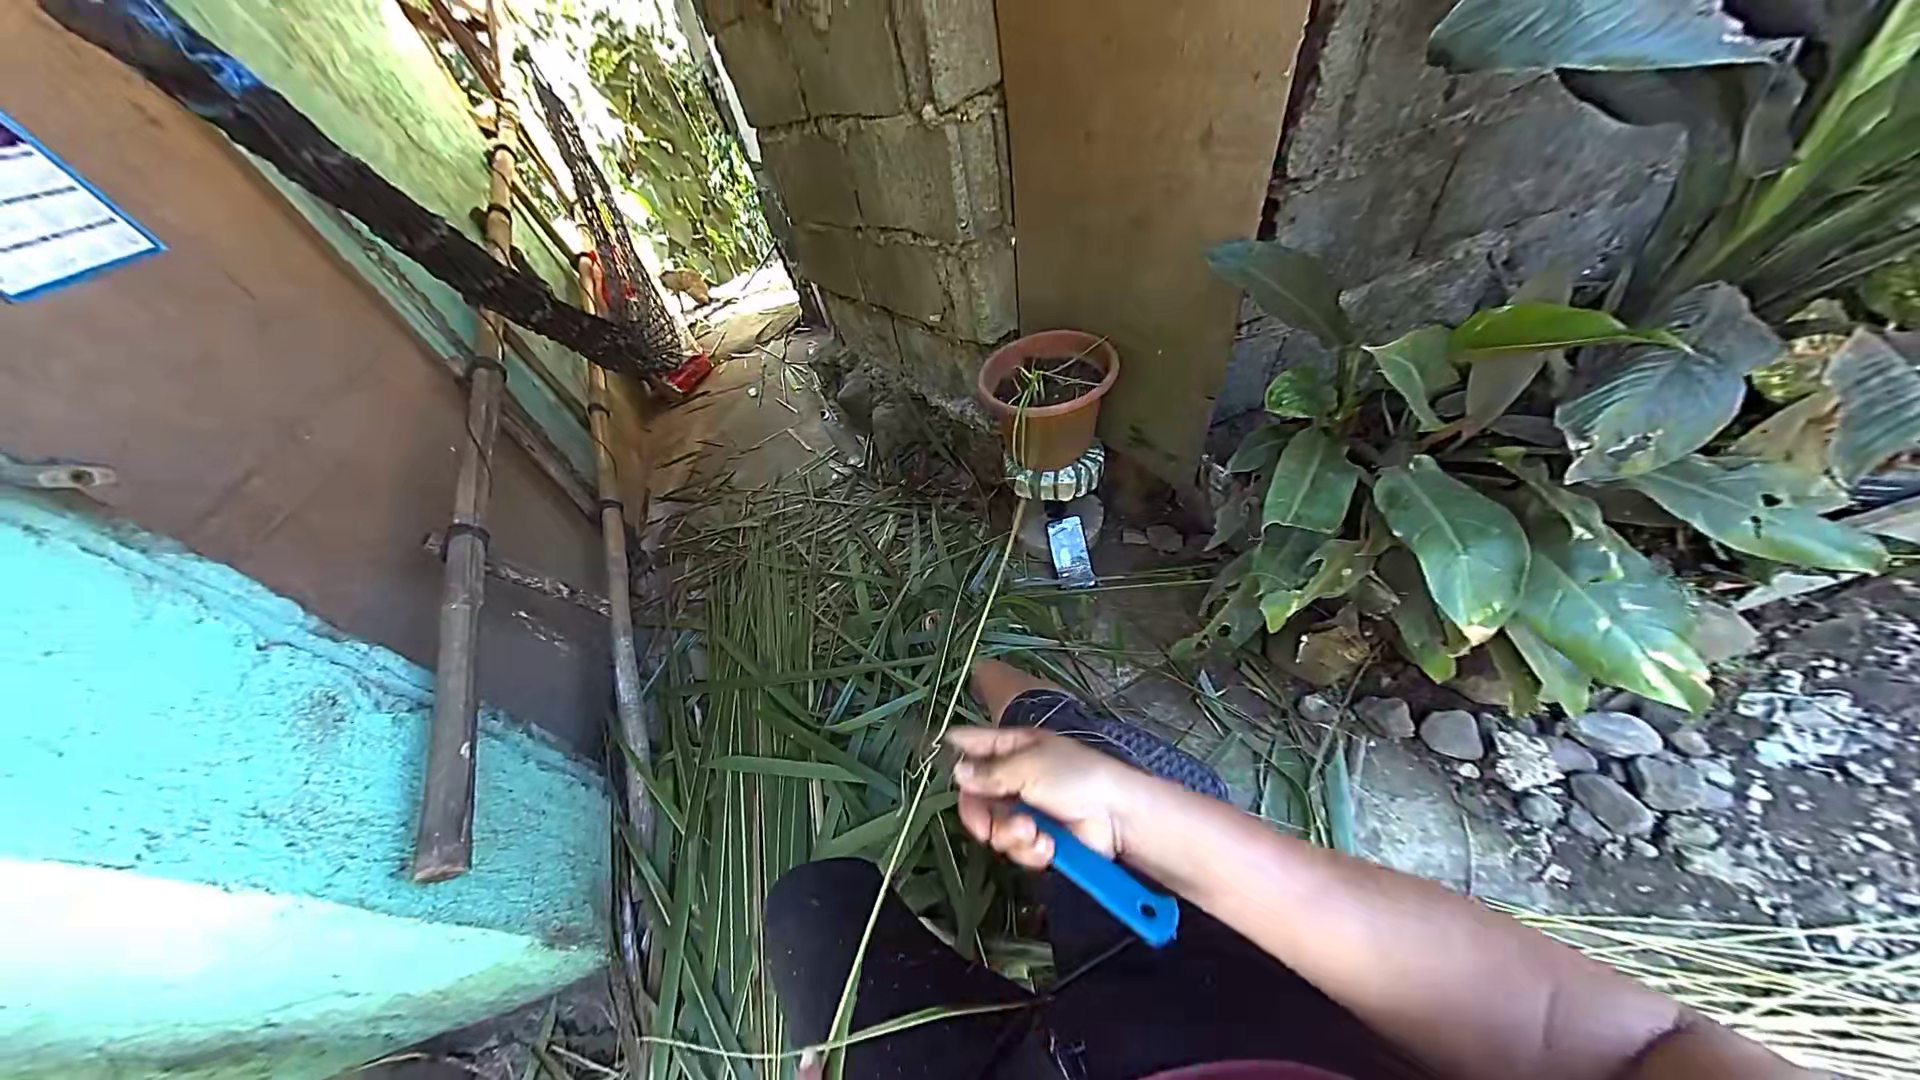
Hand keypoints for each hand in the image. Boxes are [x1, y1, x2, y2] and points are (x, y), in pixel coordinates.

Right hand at [945, 726, 1149, 869]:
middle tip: (986, 826)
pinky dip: (1029, 849)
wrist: (1118, 817)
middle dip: (981, 814)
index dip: (953, 752)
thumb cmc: (1076, 776)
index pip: (973, 744)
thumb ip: (990, 772)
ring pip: (994, 826)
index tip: (932, 759)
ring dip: (1011, 834)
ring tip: (1033, 832)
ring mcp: (1026, 808)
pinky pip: (1016, 847)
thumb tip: (957, 773)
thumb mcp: (1029, 765)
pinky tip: (1047, 846)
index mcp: (1013, 747)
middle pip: (975, 796)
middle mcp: (1014, 776)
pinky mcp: (1039, 838)